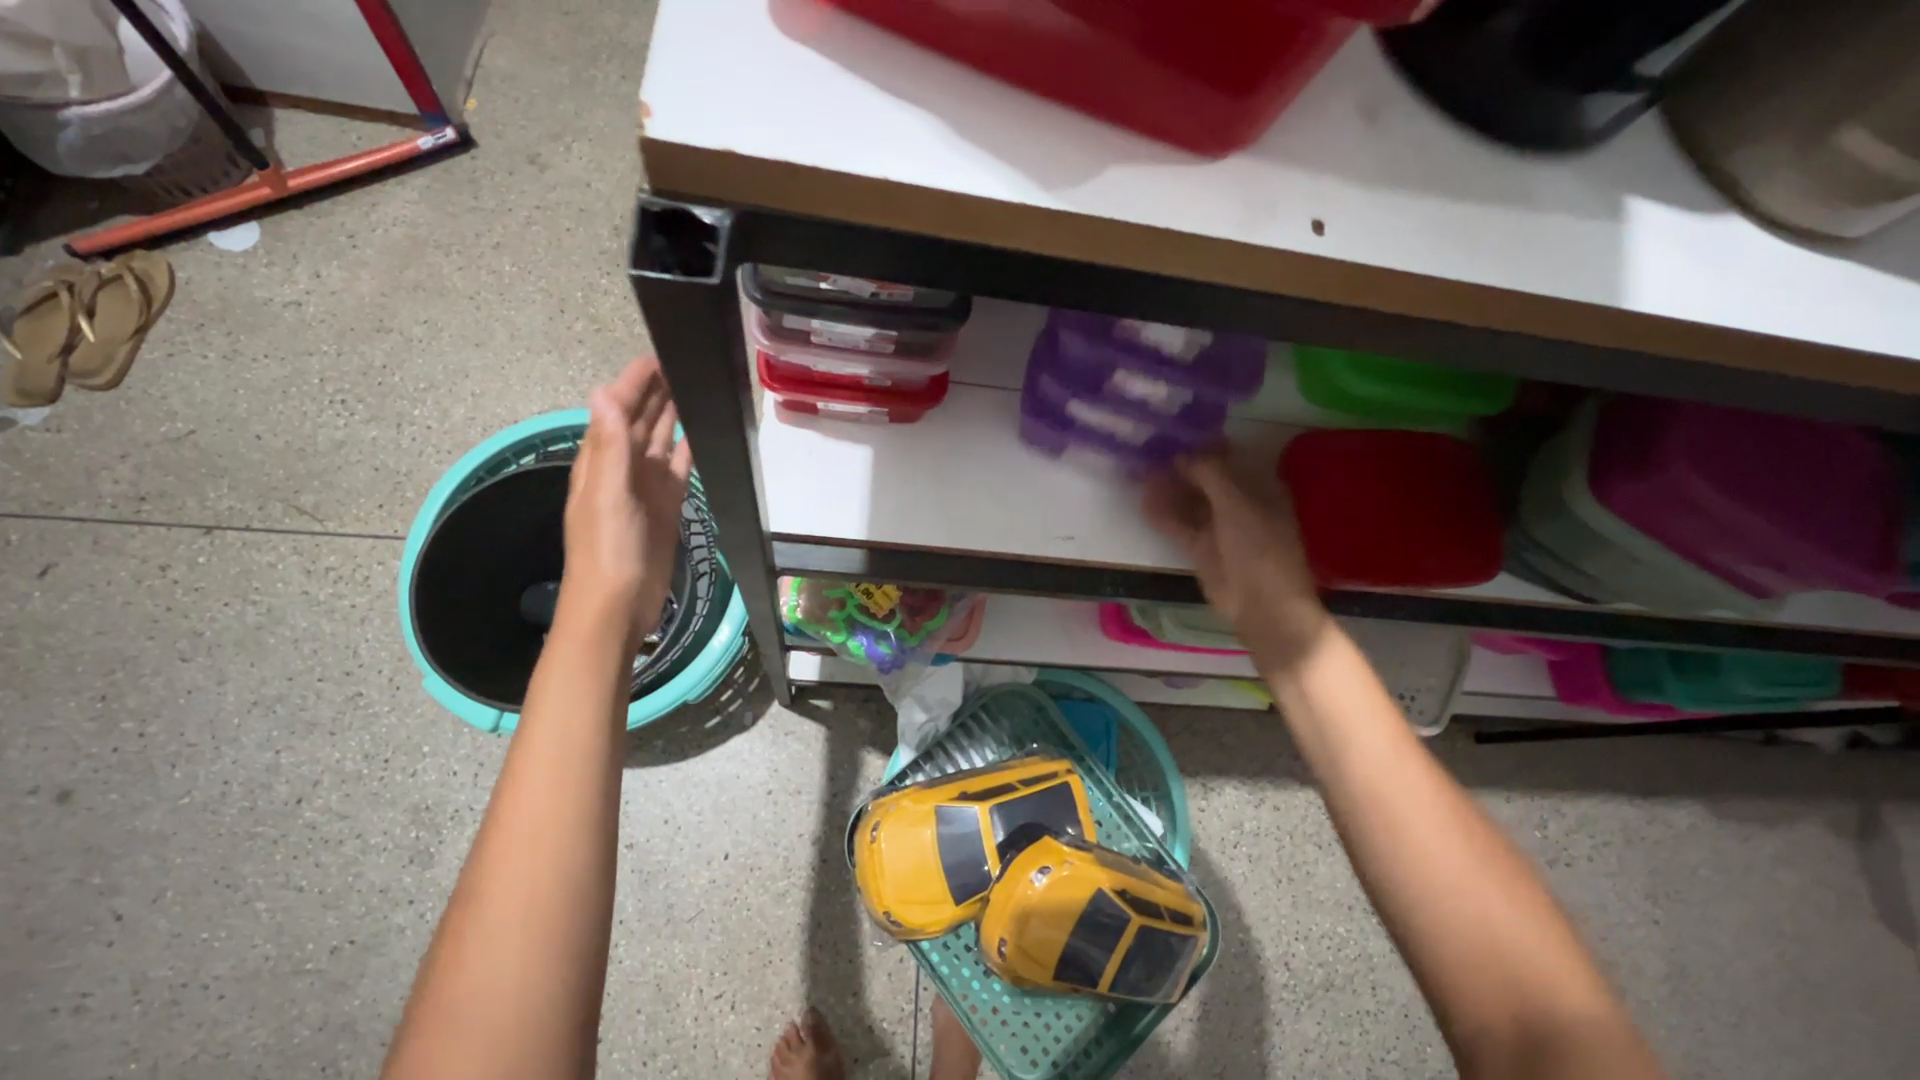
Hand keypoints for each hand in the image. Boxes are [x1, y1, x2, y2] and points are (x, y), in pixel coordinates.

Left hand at [560, 356, 692, 648]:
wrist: (618, 606)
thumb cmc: (608, 552)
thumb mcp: (607, 496)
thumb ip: (609, 446)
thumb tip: (604, 390)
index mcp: (601, 460)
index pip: (617, 408)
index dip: (634, 380)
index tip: (660, 352)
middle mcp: (623, 467)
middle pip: (640, 418)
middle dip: (657, 389)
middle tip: (687, 360)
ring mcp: (647, 487)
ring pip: (662, 439)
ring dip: (675, 413)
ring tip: (699, 386)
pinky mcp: (668, 505)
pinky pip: (680, 468)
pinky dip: (690, 448)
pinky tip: (703, 433)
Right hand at [1143, 450, 1329, 670]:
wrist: (1262, 605)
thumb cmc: (1260, 548)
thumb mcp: (1237, 502)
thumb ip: (1210, 473)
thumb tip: (1183, 452)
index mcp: (1261, 488)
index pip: (1232, 457)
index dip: (1206, 445)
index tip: (1177, 430)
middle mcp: (1241, 503)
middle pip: (1208, 478)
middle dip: (1181, 465)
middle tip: (1151, 447)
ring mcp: (1220, 527)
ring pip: (1191, 501)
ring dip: (1169, 488)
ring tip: (1140, 469)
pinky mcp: (1201, 548)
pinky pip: (1179, 525)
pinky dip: (1163, 514)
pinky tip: (1144, 499)